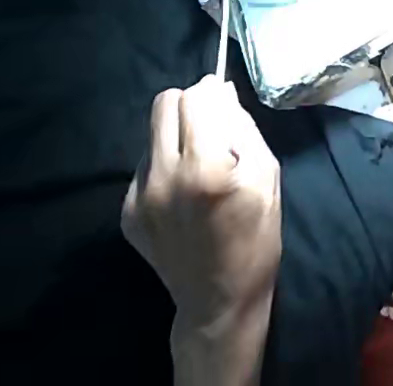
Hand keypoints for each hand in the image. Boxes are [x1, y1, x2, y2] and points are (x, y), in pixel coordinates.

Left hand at [123, 76, 282, 332]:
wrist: (219, 303)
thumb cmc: (255, 237)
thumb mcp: (266, 174)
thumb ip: (241, 126)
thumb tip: (218, 90)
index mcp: (203, 168)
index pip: (194, 97)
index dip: (211, 93)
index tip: (222, 105)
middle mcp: (163, 176)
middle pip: (164, 103)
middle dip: (188, 105)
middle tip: (208, 128)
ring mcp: (139, 196)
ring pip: (152, 132)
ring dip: (174, 135)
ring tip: (195, 164)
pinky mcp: (126, 211)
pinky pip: (144, 163)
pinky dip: (164, 164)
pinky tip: (181, 192)